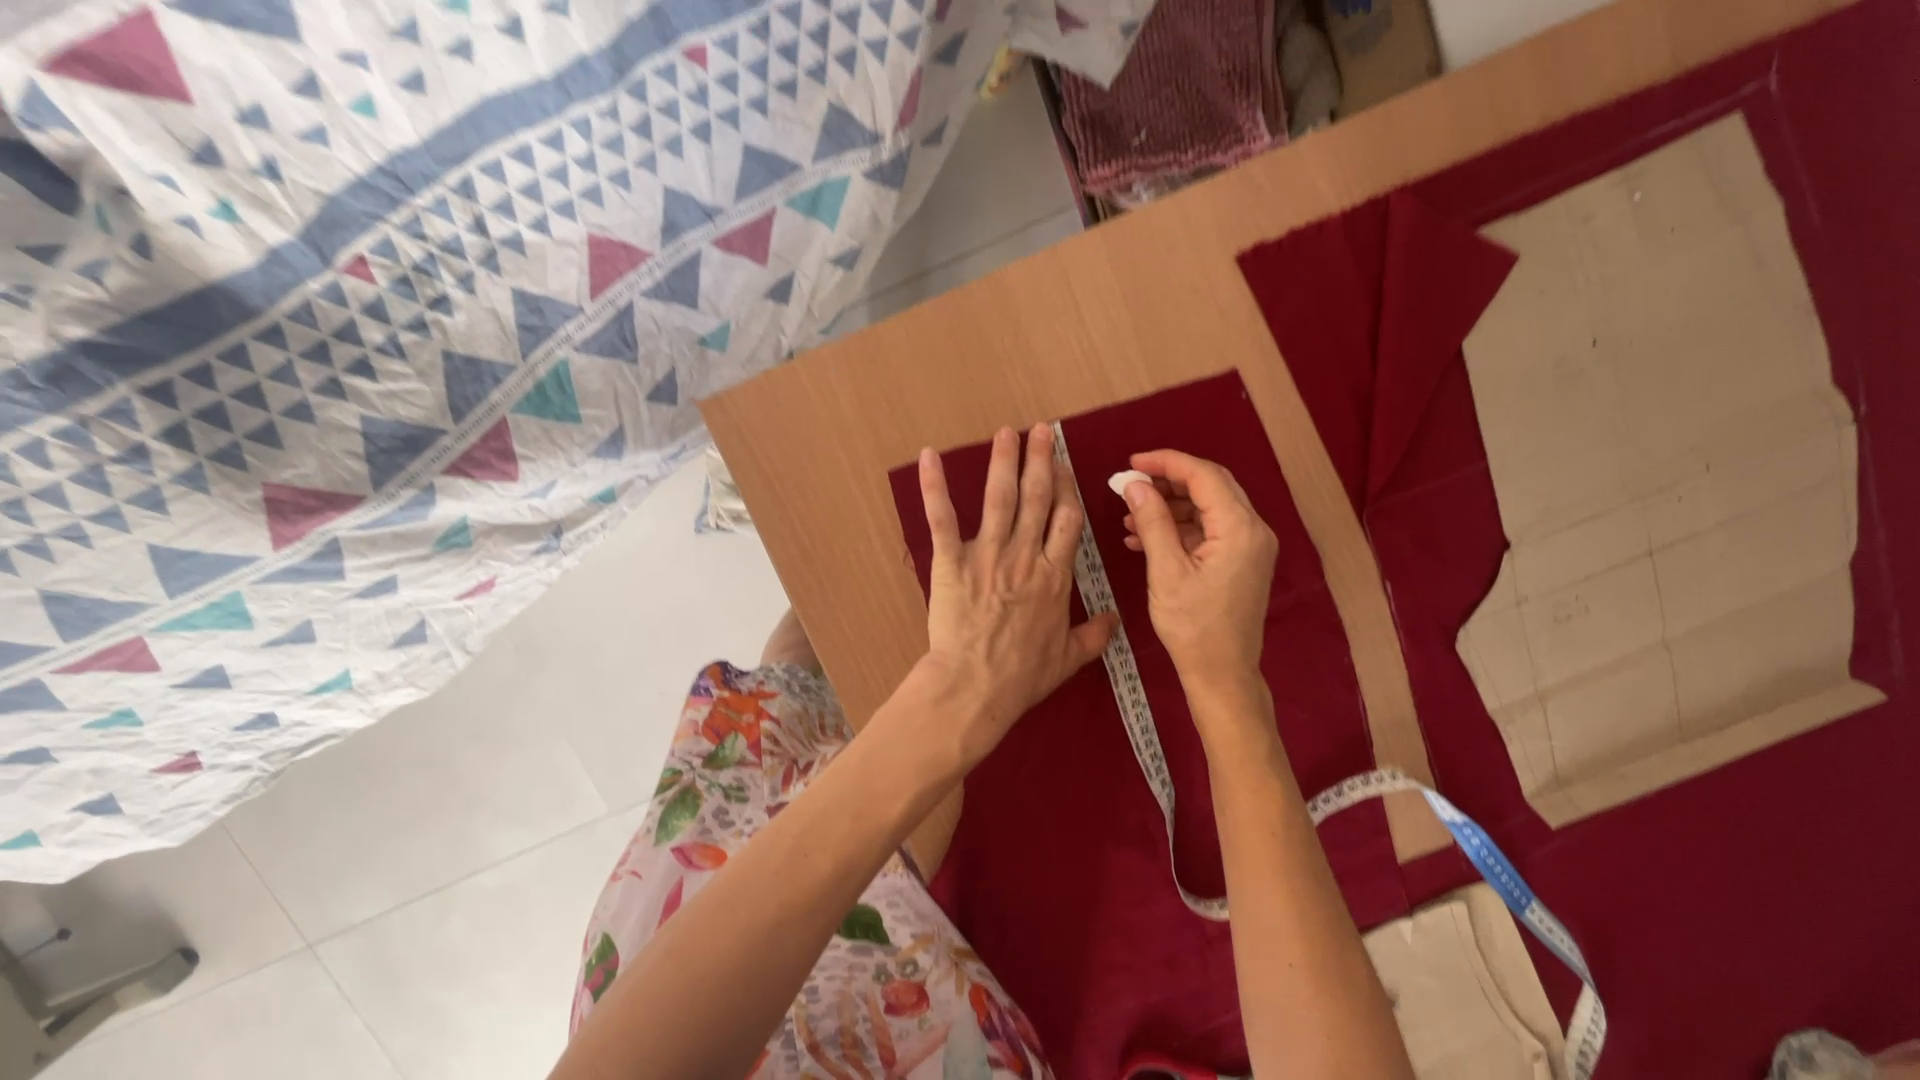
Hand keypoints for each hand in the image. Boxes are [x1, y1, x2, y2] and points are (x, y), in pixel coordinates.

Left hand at [915, 424, 1117, 764]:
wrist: (976, 686)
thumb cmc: (1022, 676)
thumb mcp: (1069, 658)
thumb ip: (1094, 636)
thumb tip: (1114, 621)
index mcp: (1056, 577)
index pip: (1067, 520)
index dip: (1066, 488)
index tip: (1065, 466)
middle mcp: (1026, 557)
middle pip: (1038, 498)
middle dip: (1041, 460)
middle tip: (1041, 431)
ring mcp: (988, 555)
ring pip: (999, 498)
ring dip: (1003, 462)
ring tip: (1007, 433)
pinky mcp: (950, 561)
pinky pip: (942, 518)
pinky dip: (933, 486)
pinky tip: (929, 457)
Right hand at [1120, 450, 1277, 688]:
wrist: (1221, 672)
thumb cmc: (1193, 627)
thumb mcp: (1166, 571)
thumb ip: (1151, 521)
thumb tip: (1133, 484)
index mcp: (1240, 529)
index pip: (1203, 475)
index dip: (1166, 463)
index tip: (1131, 463)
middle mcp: (1254, 529)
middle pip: (1210, 485)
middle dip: (1167, 481)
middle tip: (1130, 484)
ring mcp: (1250, 546)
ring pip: (1208, 507)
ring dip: (1170, 506)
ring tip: (1130, 517)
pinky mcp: (1241, 560)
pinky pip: (1210, 530)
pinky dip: (1179, 528)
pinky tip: (1144, 538)